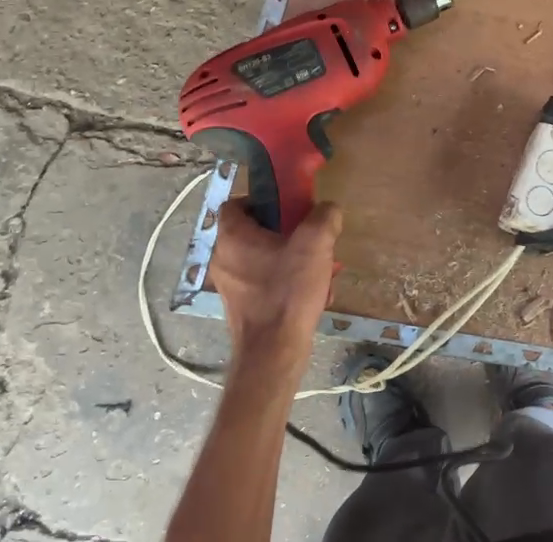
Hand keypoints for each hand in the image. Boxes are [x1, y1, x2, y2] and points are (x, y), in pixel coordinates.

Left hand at [208, 198, 343, 369]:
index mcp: (233, 238)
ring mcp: (231, 286)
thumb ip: (325, 217)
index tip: (288, 204)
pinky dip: (288, 283)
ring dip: (294, 259)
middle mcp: (224, 259)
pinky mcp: (243, 308)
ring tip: (321, 269)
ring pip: (265, 259)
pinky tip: (315, 294)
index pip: (236, 204)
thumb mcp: (316, 244)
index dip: (262, 199)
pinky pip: (266, 283)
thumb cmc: (288, 291)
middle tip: (312, 237)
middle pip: (255, 232)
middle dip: (288, 232)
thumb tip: (328, 210)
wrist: (274, 353)